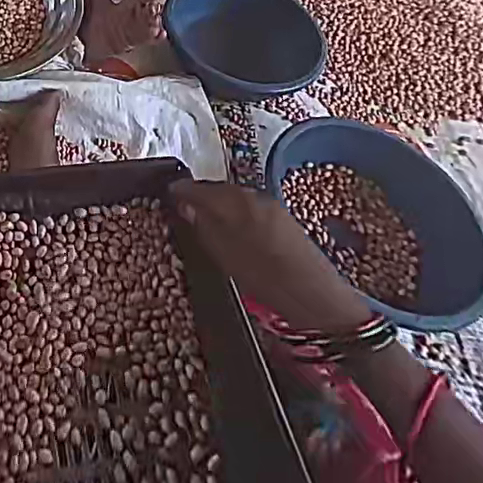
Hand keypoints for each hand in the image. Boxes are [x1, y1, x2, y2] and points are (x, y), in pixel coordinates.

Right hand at [168, 179, 369, 331]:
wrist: (314, 295)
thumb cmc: (263, 277)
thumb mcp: (222, 254)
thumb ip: (201, 226)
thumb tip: (185, 205)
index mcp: (232, 201)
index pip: (197, 188)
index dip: (180, 191)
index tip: (168, 195)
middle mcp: (251, 195)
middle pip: (217, 189)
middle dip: (199, 196)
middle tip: (184, 208)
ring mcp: (270, 204)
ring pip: (234, 197)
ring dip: (218, 204)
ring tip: (207, 221)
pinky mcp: (283, 216)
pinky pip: (250, 206)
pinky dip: (236, 212)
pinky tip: (234, 230)